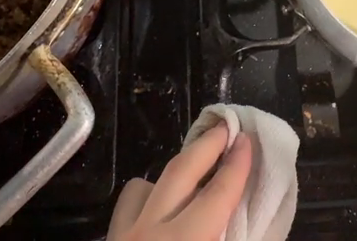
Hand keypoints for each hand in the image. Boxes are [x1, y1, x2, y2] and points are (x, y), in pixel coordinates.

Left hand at [107, 127, 254, 240]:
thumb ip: (224, 235)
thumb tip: (232, 218)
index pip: (217, 195)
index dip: (236, 165)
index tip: (246, 139)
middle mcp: (151, 230)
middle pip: (180, 172)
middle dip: (206, 145)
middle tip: (226, 127)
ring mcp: (124, 233)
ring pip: (145, 185)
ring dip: (172, 175)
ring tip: (195, 170)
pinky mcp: (109, 238)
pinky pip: (127, 207)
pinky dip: (146, 199)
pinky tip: (159, 209)